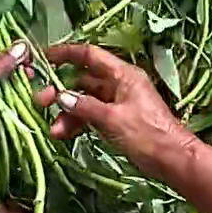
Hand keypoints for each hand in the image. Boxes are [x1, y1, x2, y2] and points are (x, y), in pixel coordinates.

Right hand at [32, 43, 200, 181]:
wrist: (171, 159)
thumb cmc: (146, 134)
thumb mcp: (113, 119)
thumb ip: (85, 107)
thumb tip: (61, 97)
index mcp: (123, 75)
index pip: (90, 55)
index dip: (66, 53)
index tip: (44, 57)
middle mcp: (120, 84)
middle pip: (84, 80)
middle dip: (61, 90)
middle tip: (40, 101)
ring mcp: (118, 103)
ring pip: (86, 101)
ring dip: (68, 113)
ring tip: (53, 129)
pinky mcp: (117, 121)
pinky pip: (92, 116)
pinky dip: (79, 124)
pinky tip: (64, 135)